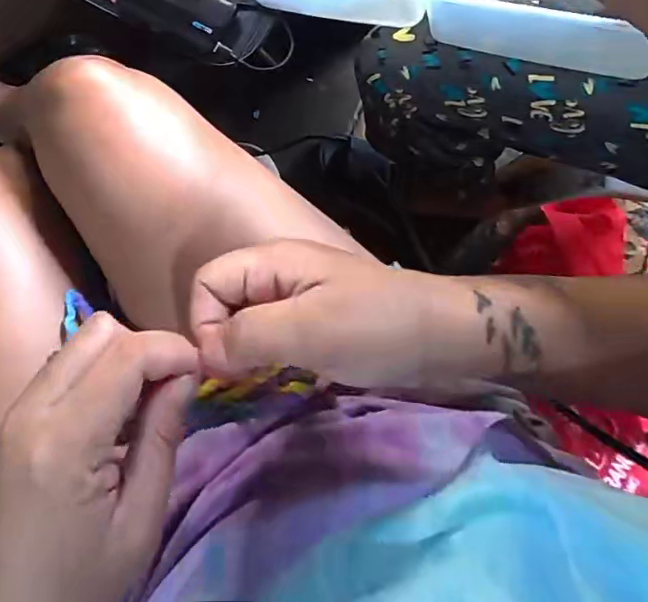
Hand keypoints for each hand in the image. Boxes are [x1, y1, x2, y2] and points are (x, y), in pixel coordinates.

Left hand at [0, 314, 197, 601]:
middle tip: (173, 388)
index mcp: (64, 441)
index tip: (200, 372)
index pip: (126, 354)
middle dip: (147, 347)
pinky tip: (113, 411)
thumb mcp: (139, 522)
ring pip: (82, 338)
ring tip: (144, 402)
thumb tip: (187, 374)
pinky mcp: (16, 412)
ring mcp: (19, 407)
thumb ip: (162, 437)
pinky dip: (99, 368)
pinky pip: (66, 361)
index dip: (172, 350)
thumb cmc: (81, 582)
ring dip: (123, 355)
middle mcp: (33, 409)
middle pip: (100, 331)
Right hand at [189, 240, 458, 386]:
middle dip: (222, 341)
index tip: (224, 366)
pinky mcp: (312, 324)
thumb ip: (250, 335)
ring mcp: (295, 299)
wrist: (445, 337)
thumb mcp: (310, 329)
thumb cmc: (377, 326)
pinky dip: (266, 361)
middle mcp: (276, 275)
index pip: (207, 282)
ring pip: (244, 324)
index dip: (204, 322)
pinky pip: (270, 339)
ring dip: (244, 355)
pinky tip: (279, 382)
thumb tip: (203, 354)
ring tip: (259, 385)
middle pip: (222, 302)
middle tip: (242, 381)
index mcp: (271, 261)